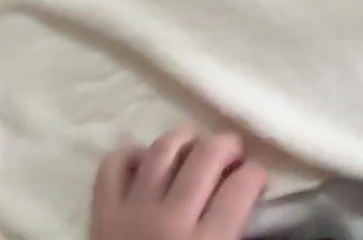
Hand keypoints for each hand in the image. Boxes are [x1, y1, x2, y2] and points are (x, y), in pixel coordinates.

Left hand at [90, 130, 268, 239]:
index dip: (257, 175)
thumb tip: (261, 222)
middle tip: (235, 157)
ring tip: (196, 149)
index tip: (259, 180)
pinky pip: (113, 166)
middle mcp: (171, 220)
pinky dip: (132, 155)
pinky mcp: (101, 215)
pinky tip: (148, 165)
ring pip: (164, 148)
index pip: (242, 187)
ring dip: (186, 139)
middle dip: (229, 146)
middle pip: (207, 155)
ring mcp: (133, 212)